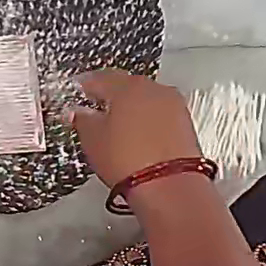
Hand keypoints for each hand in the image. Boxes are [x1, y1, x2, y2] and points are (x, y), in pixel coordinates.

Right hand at [67, 70, 201, 186]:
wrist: (169, 187)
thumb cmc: (128, 160)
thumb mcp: (93, 140)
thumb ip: (83, 120)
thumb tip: (79, 112)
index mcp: (127, 86)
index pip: (101, 78)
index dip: (86, 86)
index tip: (79, 92)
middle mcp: (154, 89)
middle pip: (127, 86)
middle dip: (111, 96)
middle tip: (97, 109)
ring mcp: (174, 106)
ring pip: (146, 100)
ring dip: (132, 109)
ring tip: (118, 127)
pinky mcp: (186, 125)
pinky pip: (161, 116)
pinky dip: (148, 122)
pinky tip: (139, 136)